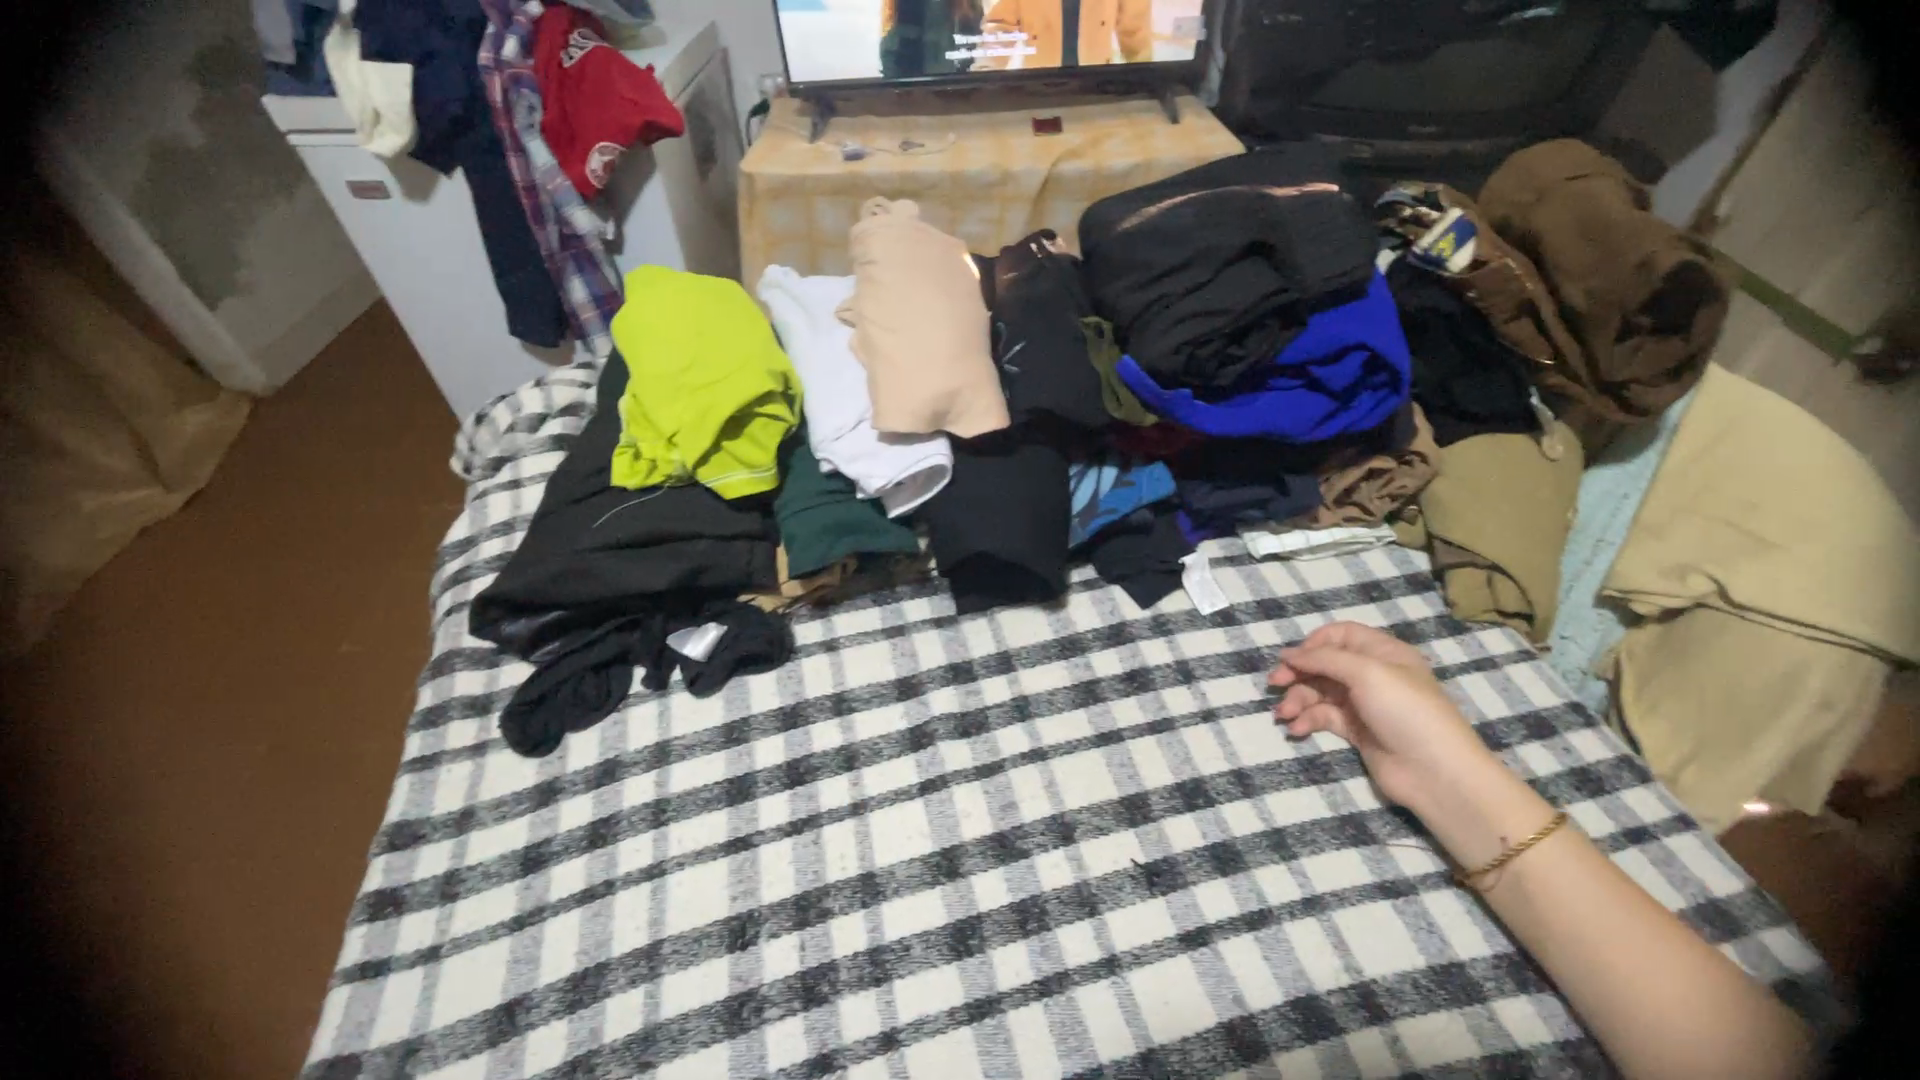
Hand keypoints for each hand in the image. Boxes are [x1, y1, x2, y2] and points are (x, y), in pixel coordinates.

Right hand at [1269, 622, 1497, 811]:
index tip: (1292, 658)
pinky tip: (1297, 729)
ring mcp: (1364, 704)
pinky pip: (1324, 717)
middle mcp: (1372, 675)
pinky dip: (1307, 720)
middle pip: (1325, 664)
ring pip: (1320, 692)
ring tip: (1284, 714)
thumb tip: (1287, 654)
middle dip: (1298, 673)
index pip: (1341, 635)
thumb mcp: (1366, 673)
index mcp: (1382, 653)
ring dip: (1298, 700)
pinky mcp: (1356, 731)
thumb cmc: (1405, 710)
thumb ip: (1324, 659)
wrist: (1435, 771)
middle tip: (1274, 683)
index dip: (1314, 644)